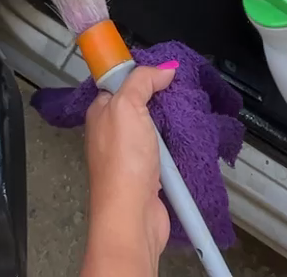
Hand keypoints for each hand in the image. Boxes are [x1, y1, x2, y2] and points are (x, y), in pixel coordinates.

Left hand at [80, 61, 177, 276]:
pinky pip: (163, 151)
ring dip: (169, 124)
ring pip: (153, 127)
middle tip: (179, 91)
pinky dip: (175, 147)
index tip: (162, 70)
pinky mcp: (147, 173)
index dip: (139, 74)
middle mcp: (112, 132)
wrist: (133, 217)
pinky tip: (185, 141)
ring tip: (186, 114)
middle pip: (140, 103)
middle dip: (159, 98)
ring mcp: (129, 154)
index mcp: (101, 112)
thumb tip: (164, 69)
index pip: (120, 81)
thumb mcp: (127, 105)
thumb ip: (142, 81)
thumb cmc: (123, 162)